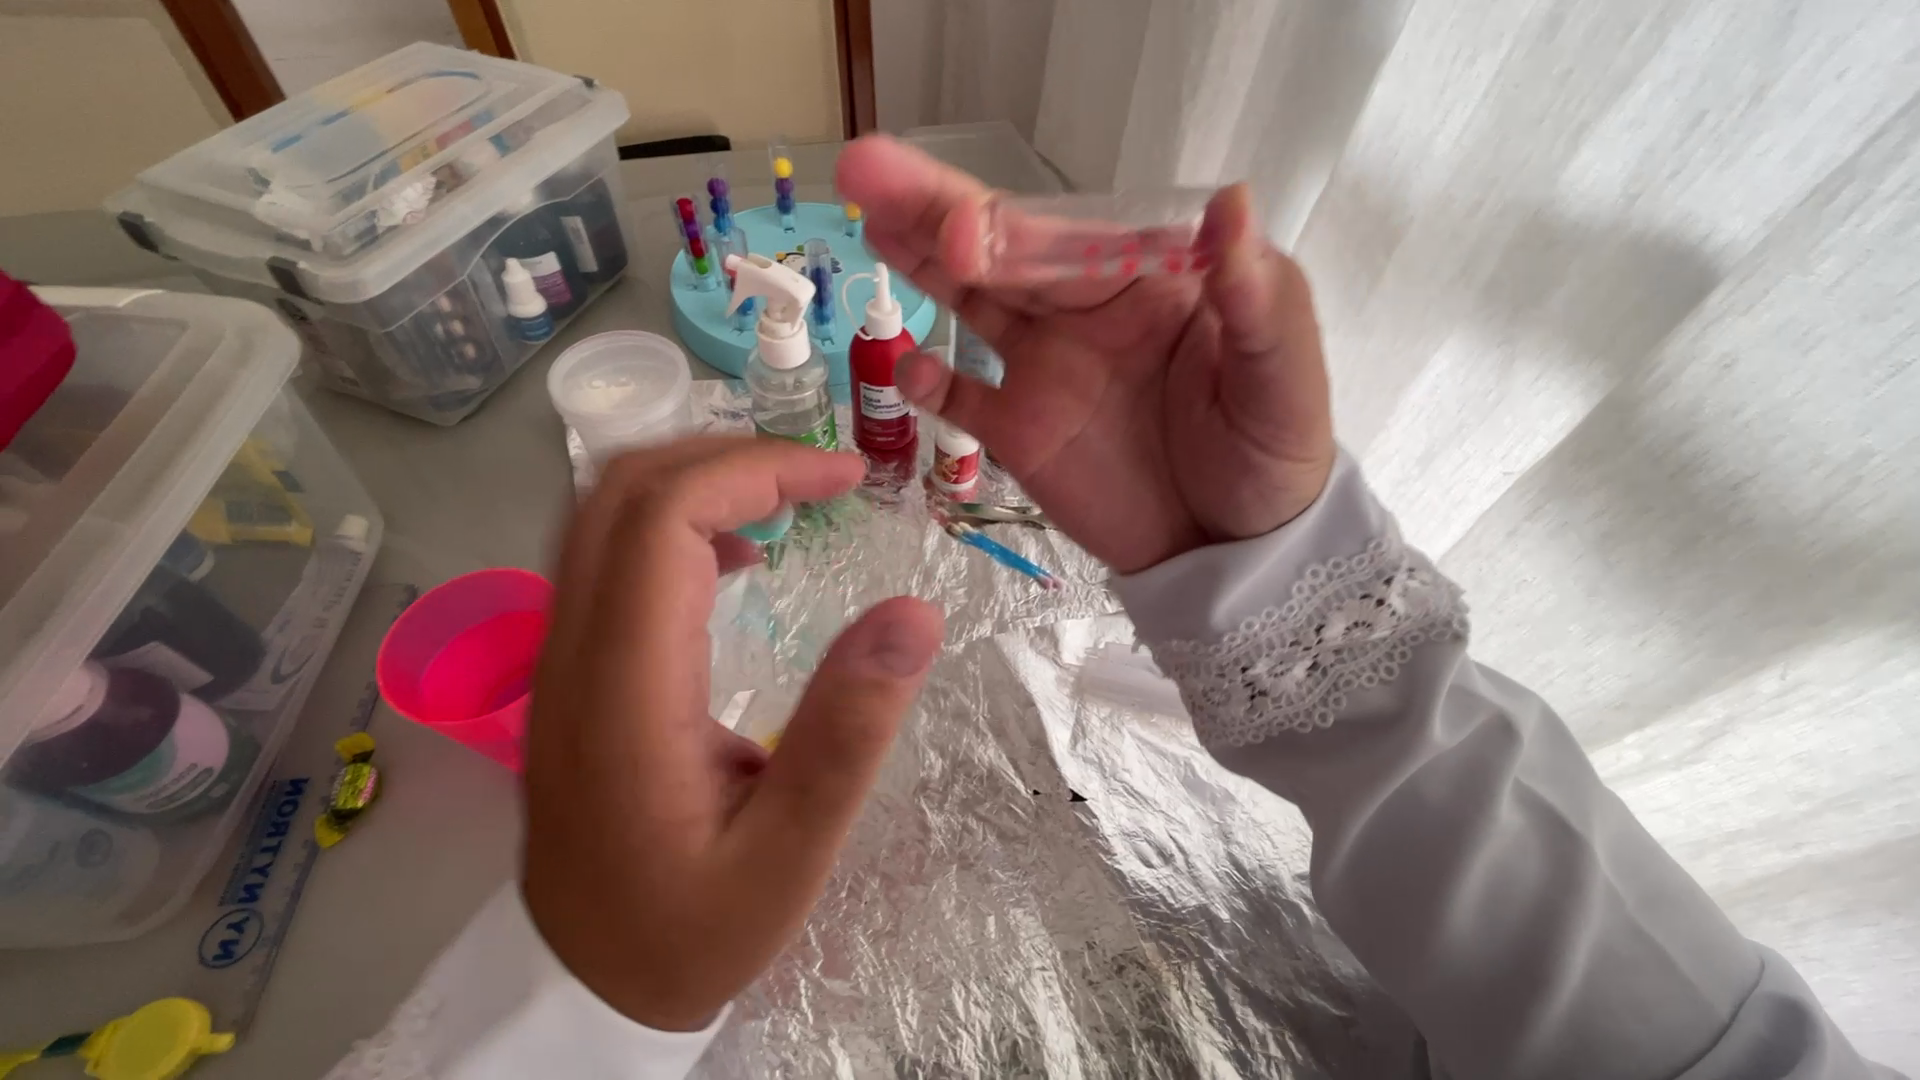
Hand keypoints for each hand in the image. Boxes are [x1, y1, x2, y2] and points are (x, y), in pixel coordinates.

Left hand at [521, 437, 945, 1030]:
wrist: (582, 983)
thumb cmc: (691, 930)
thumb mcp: (790, 855)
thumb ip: (847, 734)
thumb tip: (914, 613)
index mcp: (627, 689)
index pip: (664, 518)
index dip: (757, 470)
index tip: (845, 478)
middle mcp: (573, 651)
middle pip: (624, 491)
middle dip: (733, 457)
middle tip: (824, 477)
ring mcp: (558, 655)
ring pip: (605, 512)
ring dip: (701, 478)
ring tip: (789, 498)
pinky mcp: (570, 666)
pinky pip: (608, 552)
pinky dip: (676, 521)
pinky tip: (736, 554)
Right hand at [836, 137, 1337, 573]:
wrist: (1233, 549)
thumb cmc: (1269, 452)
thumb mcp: (1282, 374)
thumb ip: (1257, 296)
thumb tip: (1231, 201)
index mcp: (1147, 279)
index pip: (1071, 237)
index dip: (1015, 232)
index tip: (967, 232)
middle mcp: (1085, 311)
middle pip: (1003, 253)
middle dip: (936, 211)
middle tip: (863, 168)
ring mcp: (1045, 370)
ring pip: (973, 303)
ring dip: (920, 264)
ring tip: (867, 217)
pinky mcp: (1020, 430)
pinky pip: (964, 401)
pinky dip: (931, 383)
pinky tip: (906, 366)